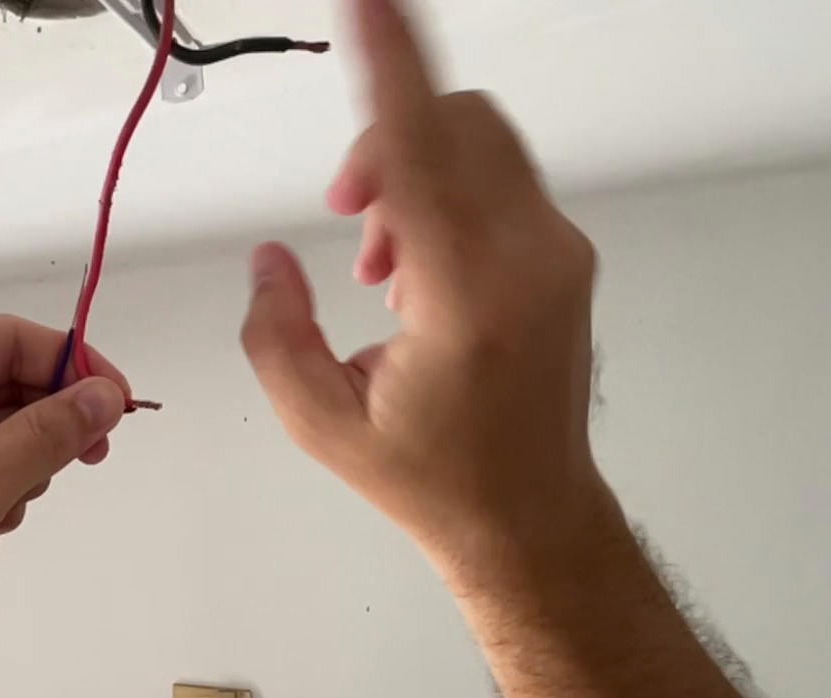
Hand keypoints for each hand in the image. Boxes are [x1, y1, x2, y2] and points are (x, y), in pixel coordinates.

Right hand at [240, 0, 602, 573]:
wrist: (524, 513)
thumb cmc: (426, 476)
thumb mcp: (318, 422)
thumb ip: (274, 335)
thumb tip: (269, 260)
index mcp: (466, 300)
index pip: (422, 153)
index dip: (388, 69)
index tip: (365, 2)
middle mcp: (528, 258)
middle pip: (456, 125)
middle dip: (384, 144)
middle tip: (341, 214)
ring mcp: (558, 253)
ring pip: (480, 147)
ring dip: (412, 175)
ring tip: (375, 267)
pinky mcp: (562, 257)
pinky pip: (498, 184)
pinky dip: (444, 199)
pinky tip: (413, 273)